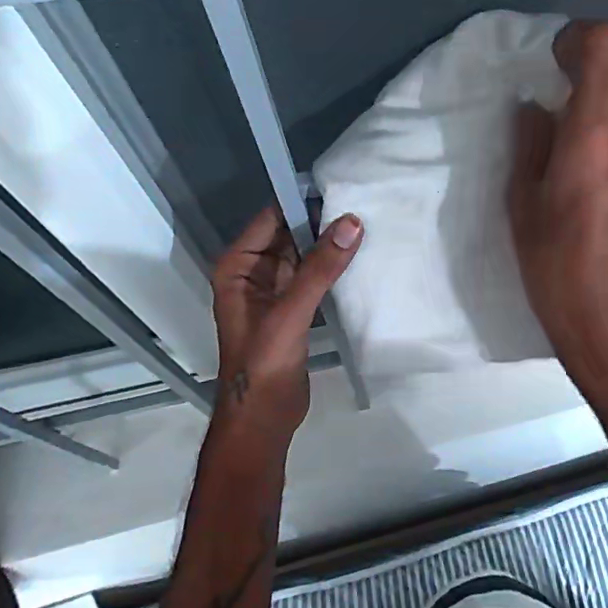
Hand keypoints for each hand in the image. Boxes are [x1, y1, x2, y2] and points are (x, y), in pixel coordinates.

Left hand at [211, 207, 362, 437]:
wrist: (262, 418)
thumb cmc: (262, 363)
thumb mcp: (290, 312)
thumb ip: (320, 268)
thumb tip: (352, 222)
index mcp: (238, 265)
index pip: (273, 218)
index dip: (304, 202)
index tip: (343, 189)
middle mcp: (254, 271)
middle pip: (291, 233)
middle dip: (323, 220)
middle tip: (365, 204)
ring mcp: (275, 289)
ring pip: (305, 253)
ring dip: (331, 243)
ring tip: (369, 225)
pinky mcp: (294, 306)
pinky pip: (315, 275)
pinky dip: (334, 266)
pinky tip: (360, 258)